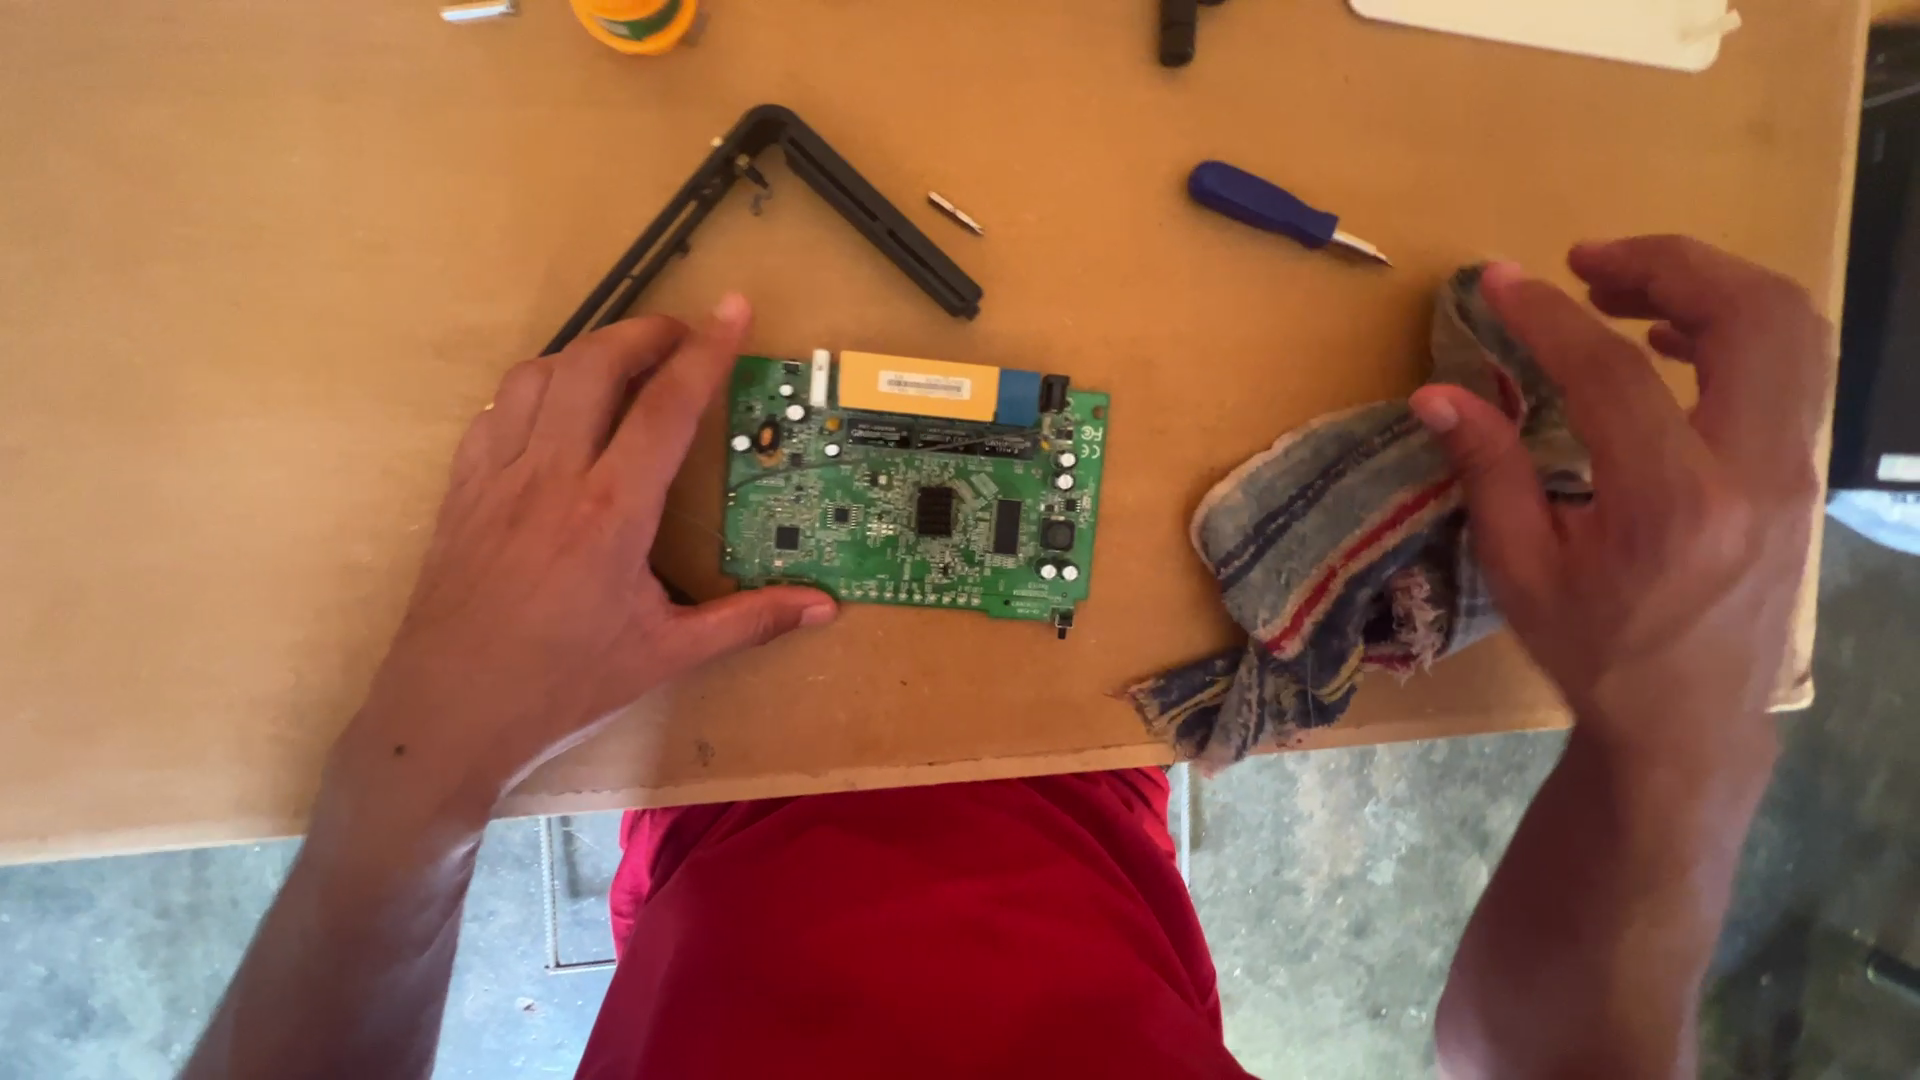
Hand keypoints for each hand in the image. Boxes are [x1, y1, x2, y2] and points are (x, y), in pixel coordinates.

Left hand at [325, 295, 835, 825]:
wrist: (443, 719)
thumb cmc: (563, 688)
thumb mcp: (669, 655)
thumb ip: (751, 621)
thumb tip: (824, 608)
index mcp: (611, 512)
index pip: (667, 407)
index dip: (706, 352)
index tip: (731, 310)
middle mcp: (551, 476)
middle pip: (596, 365)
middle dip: (646, 331)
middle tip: (686, 332)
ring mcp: (496, 477)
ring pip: (538, 375)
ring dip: (589, 351)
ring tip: (627, 360)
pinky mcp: (460, 491)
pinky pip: (497, 410)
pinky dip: (537, 386)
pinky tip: (558, 406)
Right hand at [1409, 238, 1828, 753]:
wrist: (1688, 719)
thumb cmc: (1589, 648)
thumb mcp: (1517, 567)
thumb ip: (1487, 470)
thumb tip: (1435, 395)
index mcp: (1669, 503)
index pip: (1616, 375)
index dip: (1552, 317)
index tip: (1502, 282)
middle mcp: (1755, 472)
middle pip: (1754, 319)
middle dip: (1669, 265)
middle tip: (1585, 259)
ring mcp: (1795, 469)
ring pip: (1794, 332)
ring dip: (1708, 286)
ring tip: (1619, 286)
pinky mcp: (1801, 473)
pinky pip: (1790, 369)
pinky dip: (1732, 328)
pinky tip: (1666, 341)